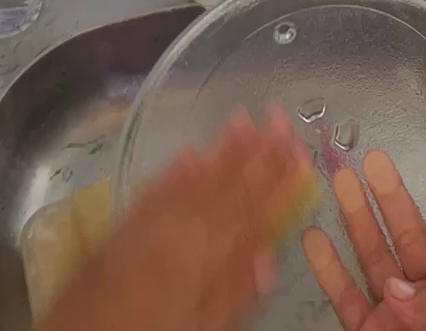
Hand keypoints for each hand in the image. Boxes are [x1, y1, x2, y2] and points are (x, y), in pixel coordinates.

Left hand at [37, 106, 313, 330]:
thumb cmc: (149, 329)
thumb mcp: (201, 323)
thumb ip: (233, 289)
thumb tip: (268, 255)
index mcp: (204, 248)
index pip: (252, 204)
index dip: (279, 176)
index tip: (300, 149)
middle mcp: (180, 225)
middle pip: (227, 181)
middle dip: (257, 148)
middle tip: (280, 116)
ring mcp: (150, 219)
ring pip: (194, 175)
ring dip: (221, 147)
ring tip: (244, 117)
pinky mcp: (125, 223)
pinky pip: (156, 187)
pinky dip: (175, 170)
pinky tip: (188, 151)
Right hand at [300, 143, 425, 330]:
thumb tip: (398, 290)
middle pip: (415, 236)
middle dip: (393, 197)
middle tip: (376, 160)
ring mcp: (398, 318)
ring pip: (375, 259)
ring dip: (357, 220)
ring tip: (342, 182)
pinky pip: (347, 299)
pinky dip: (330, 270)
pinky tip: (316, 241)